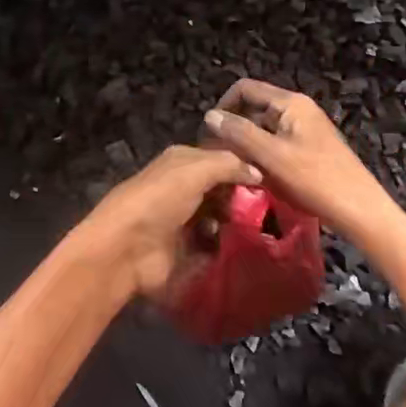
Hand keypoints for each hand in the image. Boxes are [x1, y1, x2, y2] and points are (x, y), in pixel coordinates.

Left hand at [68, 145, 260, 301]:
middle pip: (224, 188)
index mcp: (181, 161)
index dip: (245, 166)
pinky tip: (247, 247)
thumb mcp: (192, 171)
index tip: (277, 176)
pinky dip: (230, 244)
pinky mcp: (190, 248)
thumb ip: (226, 164)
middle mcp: (184, 186)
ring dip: (240, 221)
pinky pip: (219, 243)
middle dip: (247, 196)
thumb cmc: (158, 200)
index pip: (220, 158)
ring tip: (266, 228)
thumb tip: (258, 170)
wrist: (127, 248)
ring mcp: (187, 218)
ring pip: (224, 215)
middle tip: (277, 206)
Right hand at [201, 79, 394, 241]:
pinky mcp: (309, 148)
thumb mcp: (271, 155)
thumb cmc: (316, 180)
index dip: (223, 106)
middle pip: (253, 108)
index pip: (244, 89)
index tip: (210, 132)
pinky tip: (257, 176)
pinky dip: (262, 155)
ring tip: (235, 167)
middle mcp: (297, 109)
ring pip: (263, 128)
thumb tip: (209, 115)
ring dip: (247, 145)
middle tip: (219, 154)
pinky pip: (275, 143)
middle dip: (234, 128)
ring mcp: (304, 129)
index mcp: (290, 103)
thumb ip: (238, 132)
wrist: (362, 213)